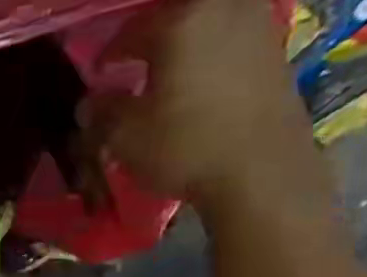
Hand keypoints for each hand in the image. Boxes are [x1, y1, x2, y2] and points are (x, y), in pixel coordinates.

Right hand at [99, 0, 315, 206]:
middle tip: (142, 60)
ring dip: (190, 40)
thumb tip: (89, 105)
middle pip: (178, 12)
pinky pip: (235, 39)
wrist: (261, 171)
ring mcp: (257, 22)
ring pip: (211, 20)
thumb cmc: (187, 148)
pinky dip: (215, 53)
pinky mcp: (277, 49)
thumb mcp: (128, 138)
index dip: (112, 51)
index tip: (101, 72)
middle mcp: (222, 5)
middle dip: (157, 34)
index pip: (133, 27)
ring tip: (175, 71)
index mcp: (180, 18)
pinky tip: (206, 83)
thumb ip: (103, 115)